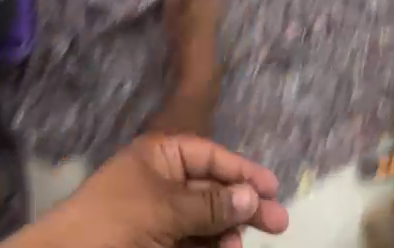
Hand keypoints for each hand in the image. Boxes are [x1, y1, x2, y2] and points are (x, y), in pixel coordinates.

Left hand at [7, 134, 288, 247]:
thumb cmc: (114, 219)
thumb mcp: (165, 208)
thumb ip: (209, 205)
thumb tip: (251, 195)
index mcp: (159, 155)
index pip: (209, 155)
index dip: (242, 170)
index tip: (273, 188)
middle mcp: (161, 180)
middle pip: (211, 188)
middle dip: (242, 204)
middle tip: (279, 223)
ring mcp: (157, 214)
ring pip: (204, 219)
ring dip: (226, 230)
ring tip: (240, 244)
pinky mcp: (154, 242)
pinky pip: (190, 239)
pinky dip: (209, 245)